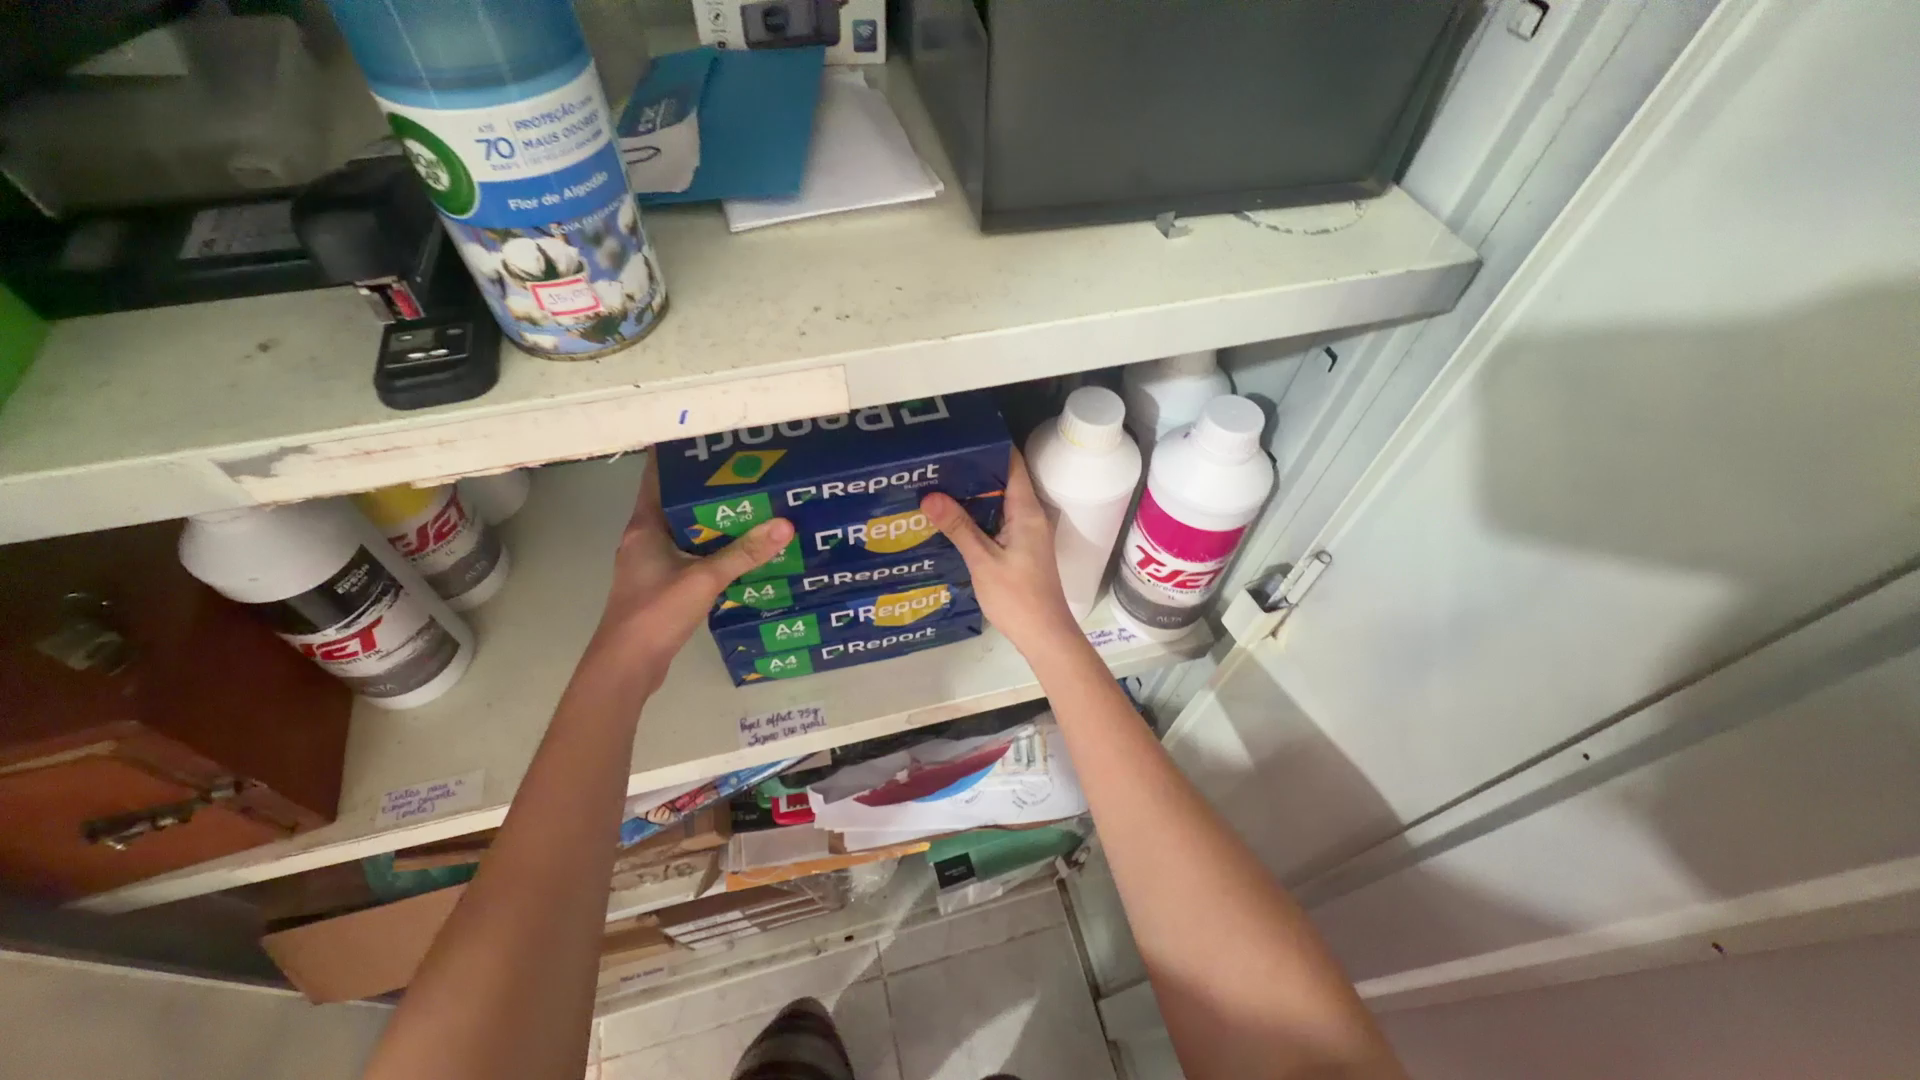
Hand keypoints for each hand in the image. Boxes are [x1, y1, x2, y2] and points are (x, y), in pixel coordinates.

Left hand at [592, 455, 793, 678]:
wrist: (627, 666)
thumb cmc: (655, 613)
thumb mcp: (704, 579)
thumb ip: (744, 553)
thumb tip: (784, 524)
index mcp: (644, 527)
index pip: (657, 478)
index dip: (678, 456)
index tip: (709, 439)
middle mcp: (644, 540)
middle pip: (676, 503)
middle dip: (708, 488)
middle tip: (746, 471)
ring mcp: (650, 565)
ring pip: (685, 532)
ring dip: (712, 521)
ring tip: (751, 506)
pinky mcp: (661, 587)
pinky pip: (690, 556)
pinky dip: (712, 550)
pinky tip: (740, 551)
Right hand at [920, 448, 1082, 658]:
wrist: (1044, 635)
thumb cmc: (1017, 597)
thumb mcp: (982, 560)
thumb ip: (957, 527)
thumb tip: (929, 495)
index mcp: (1027, 511)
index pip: (1012, 463)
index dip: (989, 446)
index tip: (959, 437)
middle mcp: (1031, 516)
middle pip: (1003, 480)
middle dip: (974, 469)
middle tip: (938, 461)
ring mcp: (1028, 533)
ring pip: (999, 502)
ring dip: (974, 494)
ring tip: (939, 483)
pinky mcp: (1022, 549)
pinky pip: (998, 520)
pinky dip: (978, 515)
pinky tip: (954, 518)